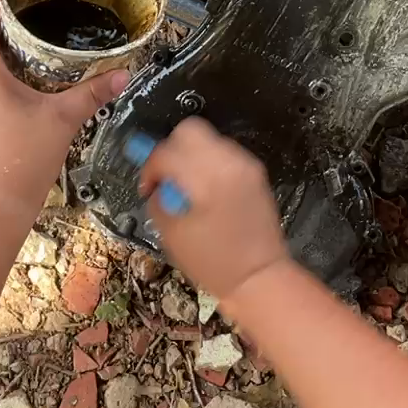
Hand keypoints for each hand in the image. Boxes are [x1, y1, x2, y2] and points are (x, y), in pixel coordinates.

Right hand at [139, 118, 292, 299]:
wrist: (258, 276)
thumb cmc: (213, 263)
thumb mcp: (171, 233)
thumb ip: (160, 198)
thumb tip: (159, 182)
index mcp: (204, 180)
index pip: (166, 152)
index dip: (150, 167)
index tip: (148, 185)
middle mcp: (227, 164)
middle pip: (189, 130)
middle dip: (170, 149)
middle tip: (165, 175)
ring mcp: (245, 165)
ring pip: (208, 139)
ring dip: (190, 155)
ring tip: (186, 185)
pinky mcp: (255, 172)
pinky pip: (224, 153)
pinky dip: (209, 163)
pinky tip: (205, 189)